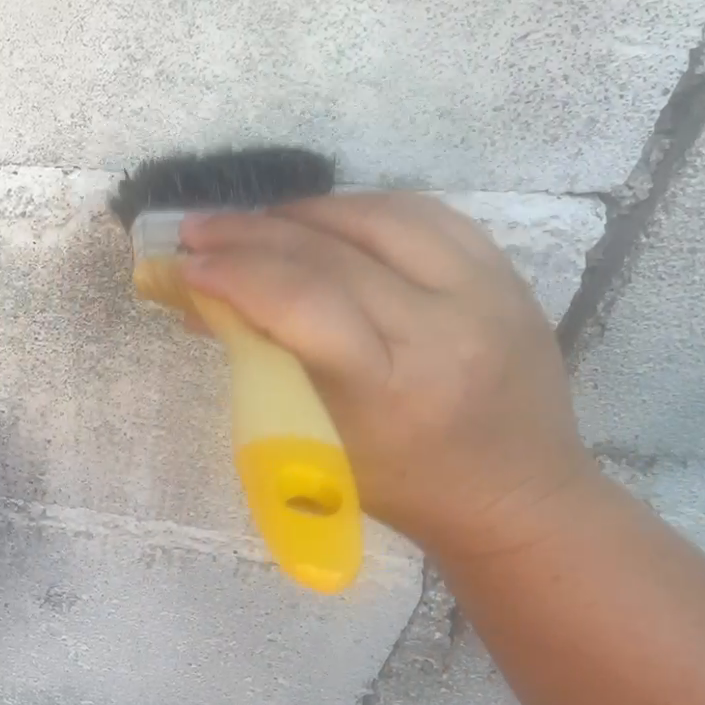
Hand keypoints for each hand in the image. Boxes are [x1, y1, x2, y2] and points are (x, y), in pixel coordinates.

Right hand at [178, 192, 605, 561]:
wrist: (518, 496)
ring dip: (302, 212)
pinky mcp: (507, 275)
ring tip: (254, 223)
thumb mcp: (315, 436)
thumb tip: (197, 305)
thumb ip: (261, 363)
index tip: (186, 265)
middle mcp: (444, 327)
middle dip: (251, 234)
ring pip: (379, 216)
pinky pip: (423, 214)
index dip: (236, 274)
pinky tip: (321, 221)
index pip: (302, 302)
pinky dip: (358, 209)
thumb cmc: (399, 485)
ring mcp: (486, 293)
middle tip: (198, 230)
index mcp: (391, 385)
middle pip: (332, 252)